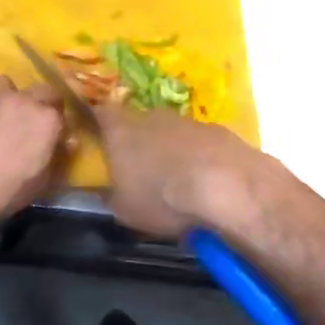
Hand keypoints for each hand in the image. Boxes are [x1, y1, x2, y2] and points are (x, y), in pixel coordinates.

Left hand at [0, 75, 64, 226]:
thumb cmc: (8, 189)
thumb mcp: (43, 181)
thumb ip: (58, 156)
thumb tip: (66, 143)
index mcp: (48, 119)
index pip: (64, 114)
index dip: (61, 127)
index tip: (57, 141)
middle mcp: (25, 101)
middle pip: (44, 91)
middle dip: (45, 105)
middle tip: (37, 126)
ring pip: (10, 85)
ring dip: (15, 97)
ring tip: (9, 117)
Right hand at [93, 105, 277, 237]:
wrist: (226, 187)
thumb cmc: (162, 197)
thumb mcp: (123, 210)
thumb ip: (111, 195)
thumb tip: (108, 191)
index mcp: (119, 129)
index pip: (100, 114)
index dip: (98, 126)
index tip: (99, 143)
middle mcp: (150, 116)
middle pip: (138, 123)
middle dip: (138, 144)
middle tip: (141, 172)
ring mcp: (186, 120)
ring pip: (171, 134)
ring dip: (171, 152)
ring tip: (178, 185)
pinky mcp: (217, 130)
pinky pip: (199, 144)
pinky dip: (200, 160)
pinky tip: (207, 185)